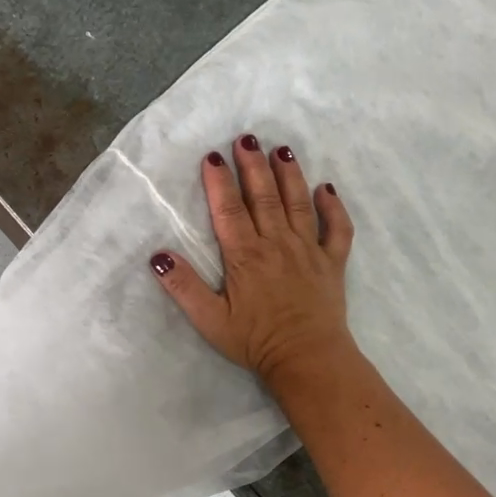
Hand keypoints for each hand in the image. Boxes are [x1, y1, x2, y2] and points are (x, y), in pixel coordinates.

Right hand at [150, 134, 357, 385]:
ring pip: (297, 204)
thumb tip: (159, 256)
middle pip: (263, 198)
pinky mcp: (332, 263)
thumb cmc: (253, 340)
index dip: (219, 181)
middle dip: (253, 166)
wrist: (308, 358)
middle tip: (247, 137)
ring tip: (282, 150)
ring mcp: (308, 251)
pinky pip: (337, 229)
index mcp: (244, 256)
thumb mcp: (208, 319)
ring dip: (289, 176)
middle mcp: (276, 244)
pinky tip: (327, 189)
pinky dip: (333, 208)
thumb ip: (183, 286)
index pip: (228, 210)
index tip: (213, 156)